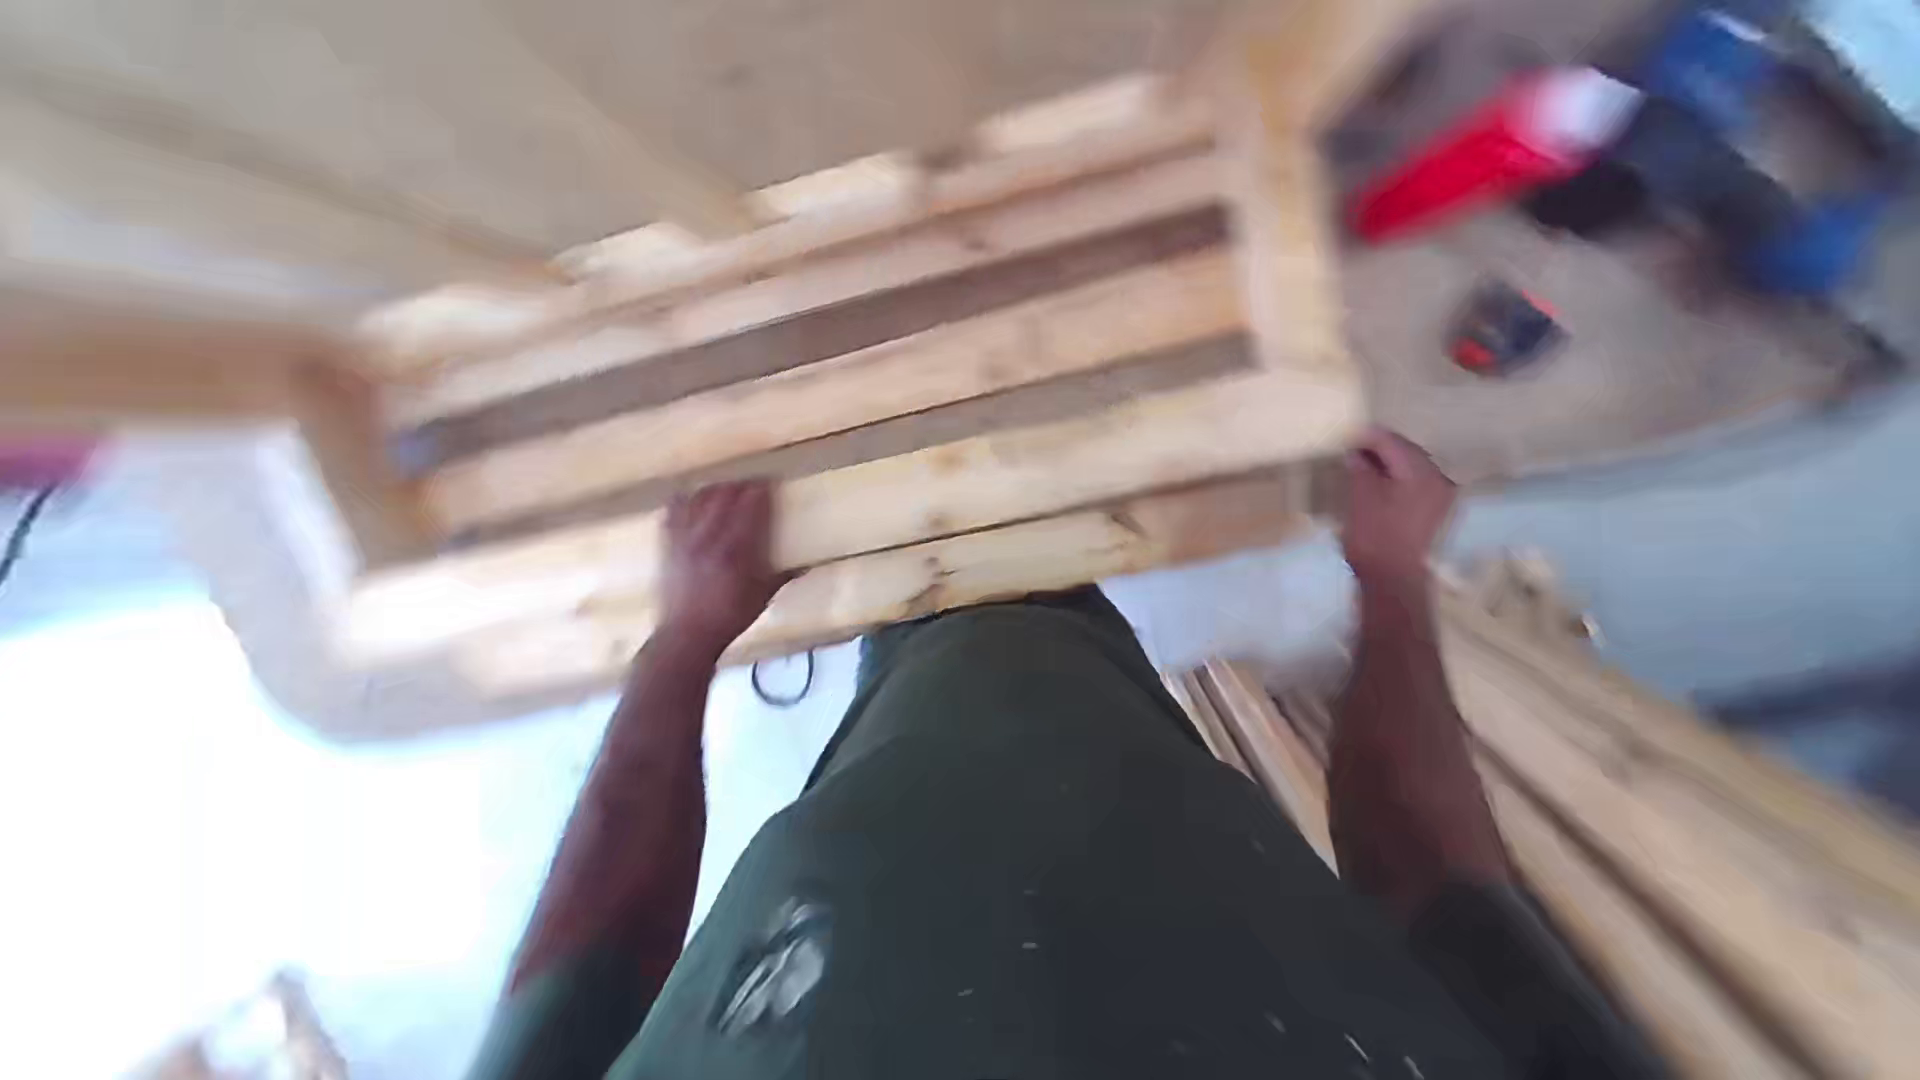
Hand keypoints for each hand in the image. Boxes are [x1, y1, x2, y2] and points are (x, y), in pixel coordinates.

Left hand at [658, 480, 791, 656]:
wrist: (686, 635)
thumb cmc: (729, 617)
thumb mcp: (762, 598)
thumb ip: (782, 577)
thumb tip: (805, 566)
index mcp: (737, 550)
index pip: (751, 508)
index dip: (761, 491)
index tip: (770, 482)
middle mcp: (710, 539)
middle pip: (725, 496)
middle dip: (740, 485)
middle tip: (751, 483)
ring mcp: (685, 539)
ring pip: (699, 499)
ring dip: (715, 488)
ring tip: (725, 487)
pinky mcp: (668, 545)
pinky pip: (672, 512)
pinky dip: (683, 500)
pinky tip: (691, 496)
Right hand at [1341, 428, 1456, 587]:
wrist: (1393, 578)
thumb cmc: (1374, 536)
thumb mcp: (1360, 498)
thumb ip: (1361, 469)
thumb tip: (1357, 453)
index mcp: (1422, 474)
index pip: (1394, 443)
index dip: (1369, 436)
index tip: (1348, 433)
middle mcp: (1440, 480)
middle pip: (1408, 453)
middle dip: (1381, 447)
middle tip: (1353, 446)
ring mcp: (1441, 497)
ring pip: (1413, 468)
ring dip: (1389, 463)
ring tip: (1363, 464)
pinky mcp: (1435, 511)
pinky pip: (1416, 483)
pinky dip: (1397, 478)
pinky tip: (1379, 482)